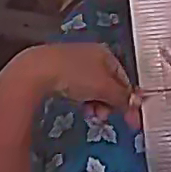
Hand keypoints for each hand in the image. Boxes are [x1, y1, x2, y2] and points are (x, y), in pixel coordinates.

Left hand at [1, 43, 139, 124]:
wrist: (37, 71)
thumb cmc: (74, 75)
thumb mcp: (104, 88)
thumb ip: (122, 97)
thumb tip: (134, 104)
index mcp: (105, 53)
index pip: (124, 78)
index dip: (127, 99)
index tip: (129, 118)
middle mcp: (90, 54)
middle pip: (107, 83)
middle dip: (108, 102)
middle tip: (104, 115)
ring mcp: (73, 61)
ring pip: (91, 87)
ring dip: (94, 103)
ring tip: (89, 112)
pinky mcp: (57, 70)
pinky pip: (76, 87)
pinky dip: (80, 98)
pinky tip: (77, 106)